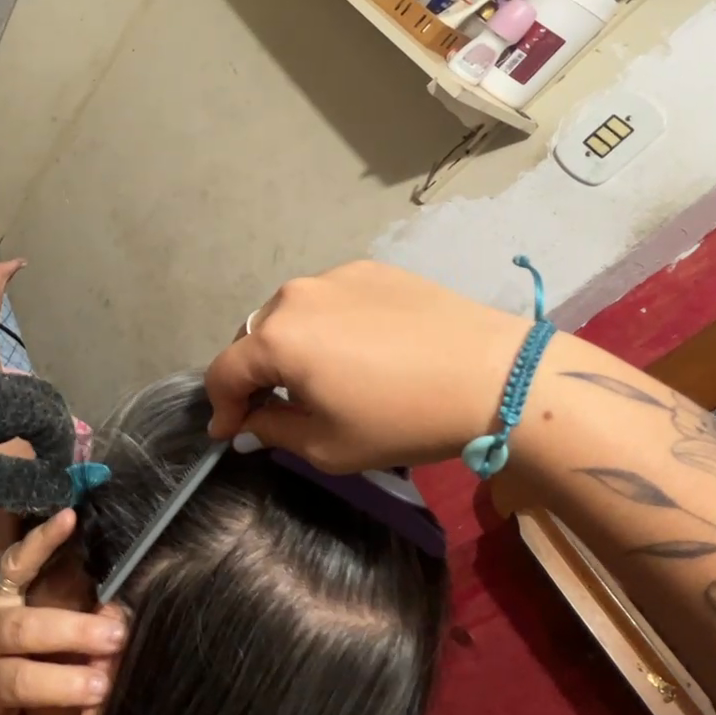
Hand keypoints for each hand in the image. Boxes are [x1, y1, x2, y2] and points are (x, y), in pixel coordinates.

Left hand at [0, 509, 122, 714]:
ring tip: (110, 600)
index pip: (21, 682)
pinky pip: (16, 554)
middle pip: (25, 634)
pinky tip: (70, 518)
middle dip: (71, 636)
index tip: (101, 688)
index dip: (59, 684)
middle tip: (116, 639)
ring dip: (64, 591)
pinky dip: (42, 536)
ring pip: (23, 595)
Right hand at [205, 261, 533, 472]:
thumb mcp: (327, 445)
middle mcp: (293, 296)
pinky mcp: (368, 269)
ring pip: (289, 314)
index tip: (230, 432)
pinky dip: (326, 325)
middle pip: (253, 338)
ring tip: (319, 374)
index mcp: (276, 339)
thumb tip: (246, 426)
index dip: (222, 407)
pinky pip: (328, 299)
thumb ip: (271, 432)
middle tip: (273, 406)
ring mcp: (332, 276)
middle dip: (254, 375)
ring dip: (289, 345)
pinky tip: (359, 349)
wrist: (494, 376)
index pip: (224, 372)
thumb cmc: (401, 419)